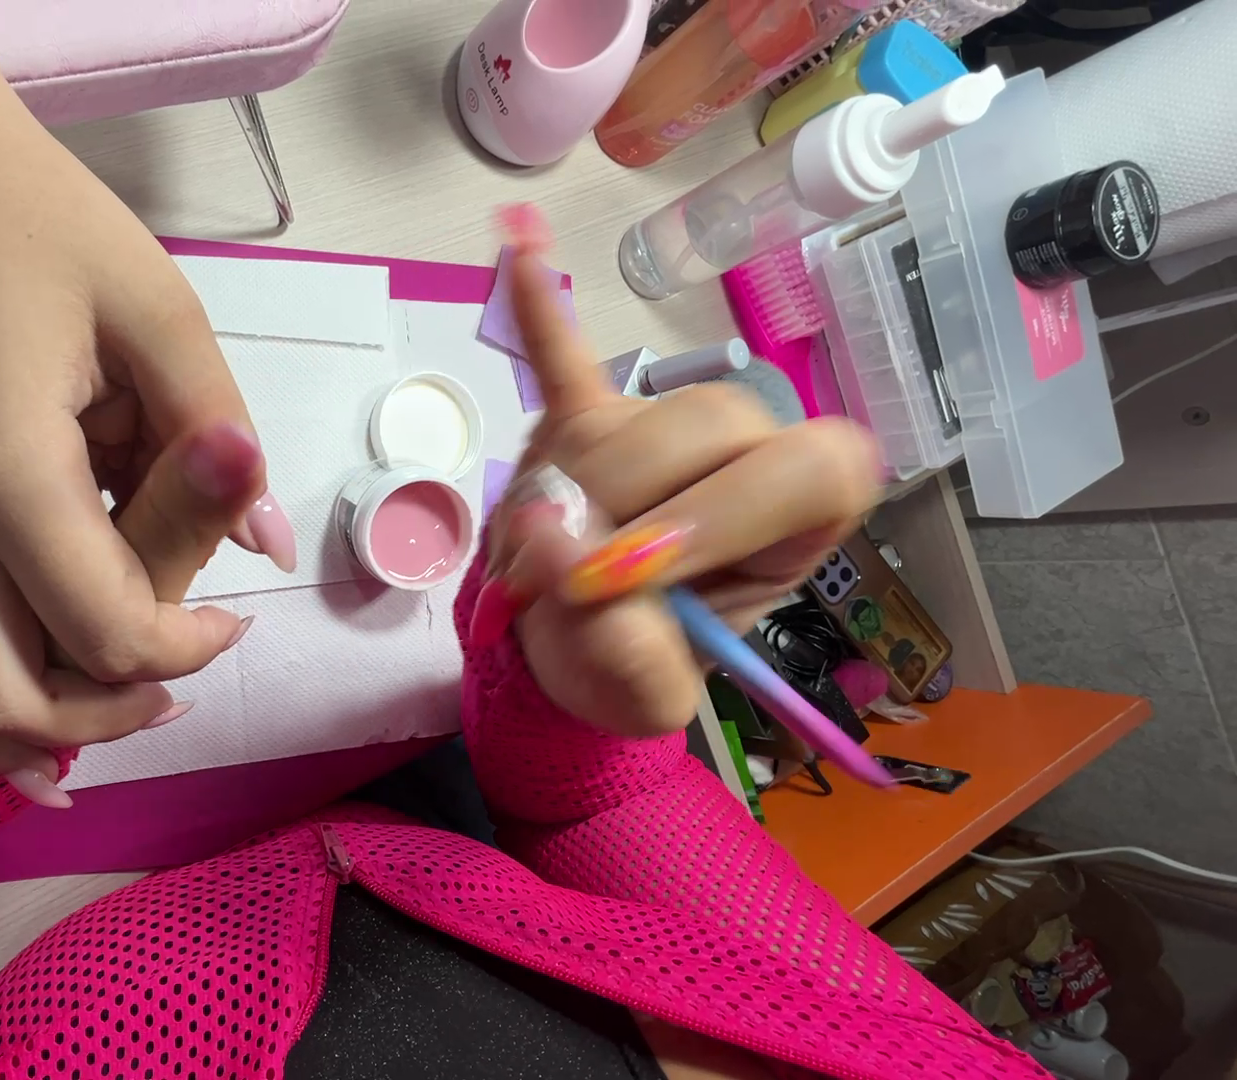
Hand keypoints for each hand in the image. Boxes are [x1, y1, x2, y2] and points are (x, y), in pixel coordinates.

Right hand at [0, 115, 295, 795]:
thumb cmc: (44, 231)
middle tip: (168, 685)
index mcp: (7, 467)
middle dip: (108, 714)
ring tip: (85, 733)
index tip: (227, 623)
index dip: (183, 649)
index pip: (105, 626)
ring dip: (13, 741)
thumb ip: (218, 440)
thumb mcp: (161, 316)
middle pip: (11, 693)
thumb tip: (265, 545)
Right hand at [468, 207, 881, 735]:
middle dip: (621, 503)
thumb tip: (554, 536)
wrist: (571, 652)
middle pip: (700, 423)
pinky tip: (516, 240)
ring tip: (530, 557)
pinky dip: (538, 315)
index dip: (711, 518)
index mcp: (799, 515)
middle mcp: (743, 446)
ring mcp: (654, 423)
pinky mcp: (582, 417)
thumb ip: (618, 634)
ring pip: (619, 413)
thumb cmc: (624, 669)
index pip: (798, 471)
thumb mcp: (641, 688)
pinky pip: (562, 359)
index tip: (623, 574)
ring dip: (565, 483)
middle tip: (561, 575)